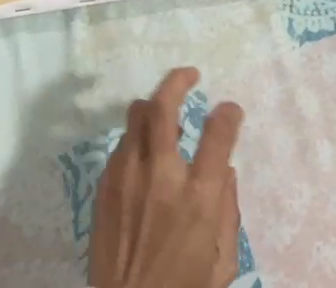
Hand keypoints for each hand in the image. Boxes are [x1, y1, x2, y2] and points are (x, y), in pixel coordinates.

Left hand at [89, 67, 243, 287]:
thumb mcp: (222, 260)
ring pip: (136, 117)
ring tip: (165, 112)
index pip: (217, 135)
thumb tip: (225, 169)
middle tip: (190, 74)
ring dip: (153, 107)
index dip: (228, 114)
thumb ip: (226, 210)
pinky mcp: (104, 183)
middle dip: (177, 81)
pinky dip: (137, 139)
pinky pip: (121, 144)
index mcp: (197, 198)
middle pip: (164, 107)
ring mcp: (127, 175)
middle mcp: (160, 176)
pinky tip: (144, 154)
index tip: (230, 108)